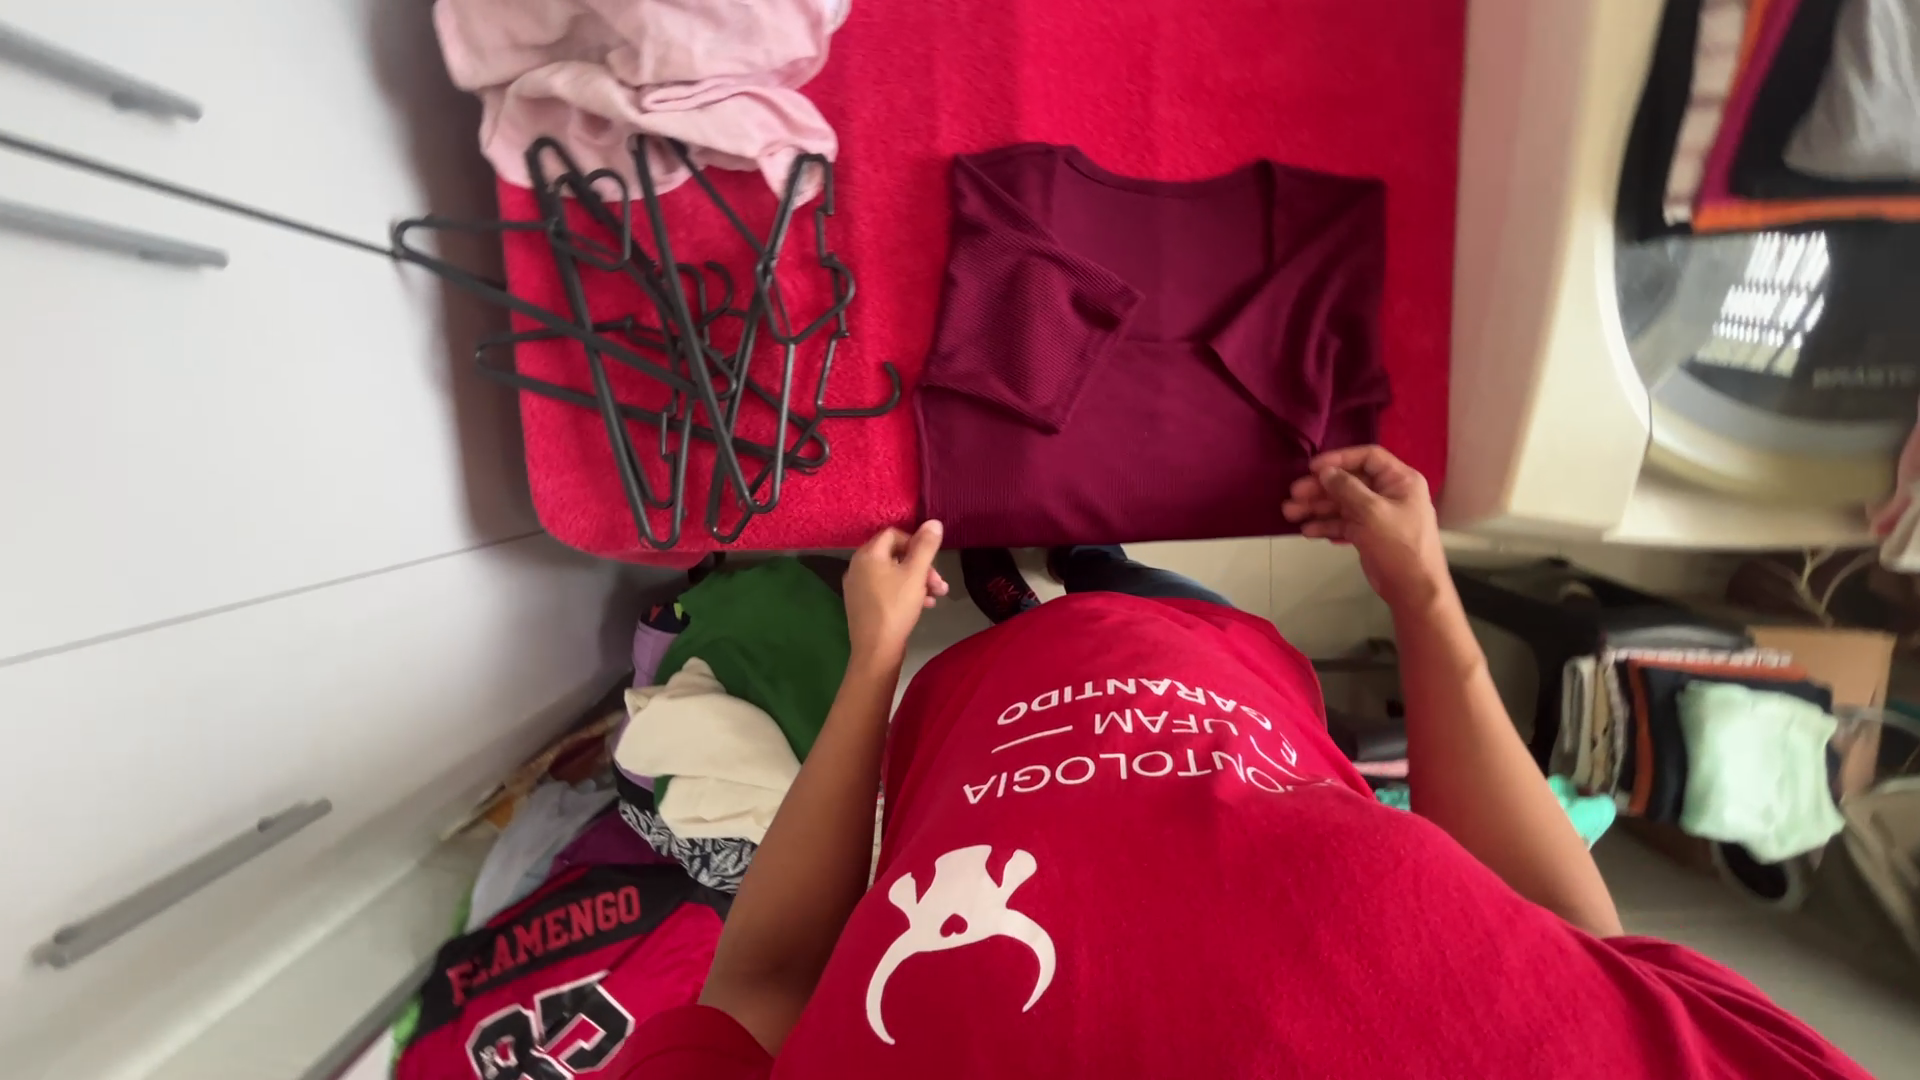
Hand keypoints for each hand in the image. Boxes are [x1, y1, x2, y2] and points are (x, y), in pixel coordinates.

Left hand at [844, 521, 947, 663]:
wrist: (876, 650)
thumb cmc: (896, 607)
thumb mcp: (916, 574)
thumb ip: (926, 546)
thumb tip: (934, 522)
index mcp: (868, 554)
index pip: (893, 534)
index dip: (916, 542)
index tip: (932, 559)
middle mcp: (858, 566)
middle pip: (894, 555)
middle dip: (921, 567)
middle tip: (939, 583)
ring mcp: (858, 586)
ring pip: (892, 574)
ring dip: (917, 581)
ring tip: (936, 595)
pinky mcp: (862, 604)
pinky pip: (885, 589)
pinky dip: (904, 592)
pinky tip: (923, 606)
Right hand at [1282, 445, 1448, 610]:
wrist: (1412, 587)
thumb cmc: (1398, 544)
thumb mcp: (1372, 511)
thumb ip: (1346, 488)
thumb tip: (1325, 472)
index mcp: (1399, 481)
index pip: (1368, 458)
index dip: (1339, 459)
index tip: (1312, 468)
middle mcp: (1387, 493)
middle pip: (1348, 482)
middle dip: (1320, 488)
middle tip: (1293, 495)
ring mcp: (1375, 514)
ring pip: (1341, 504)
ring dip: (1316, 508)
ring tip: (1290, 514)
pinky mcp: (1366, 533)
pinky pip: (1341, 523)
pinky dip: (1325, 526)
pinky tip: (1307, 532)